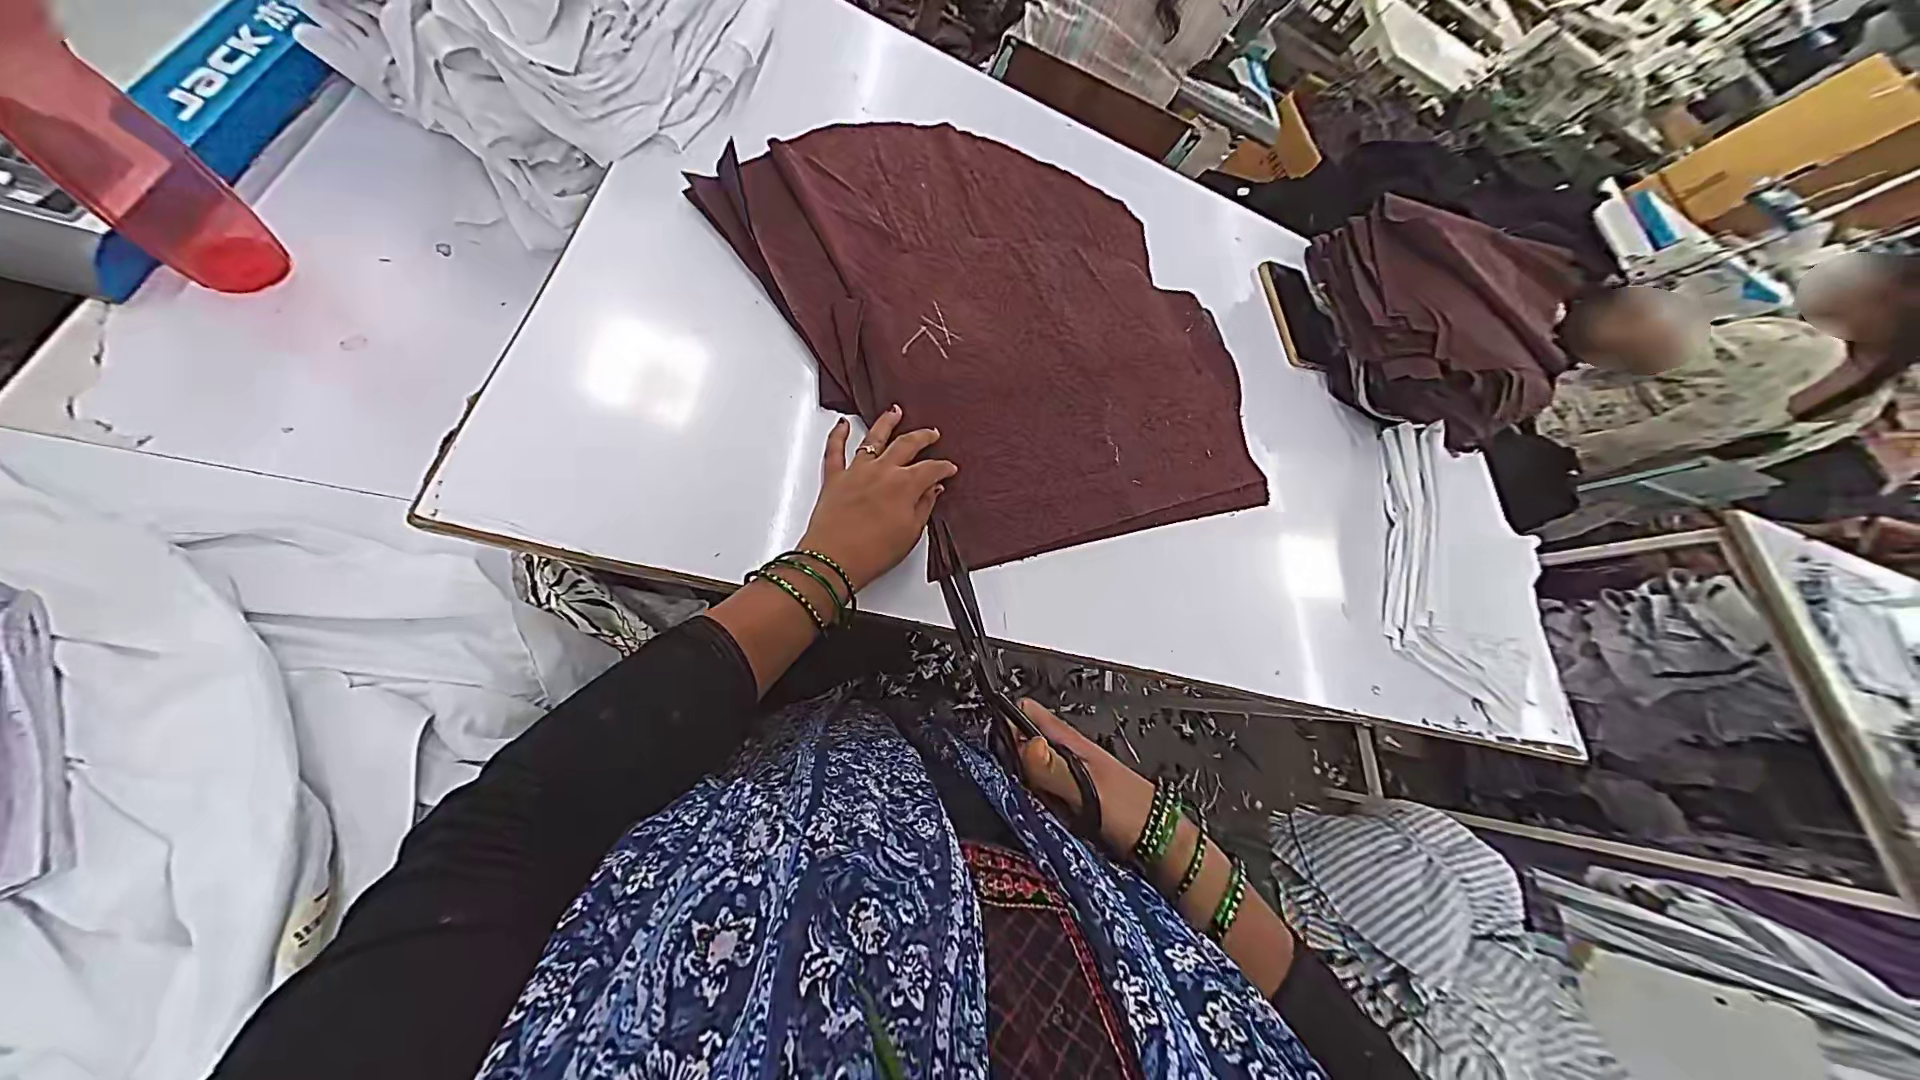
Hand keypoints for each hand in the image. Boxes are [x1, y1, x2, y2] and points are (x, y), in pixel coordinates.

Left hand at [799, 405, 957, 590]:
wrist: (834, 561)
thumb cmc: (872, 552)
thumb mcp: (910, 532)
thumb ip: (923, 506)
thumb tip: (933, 490)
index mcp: (905, 484)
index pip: (931, 469)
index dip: (943, 468)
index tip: (949, 469)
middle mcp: (882, 471)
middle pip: (906, 445)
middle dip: (922, 437)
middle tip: (931, 433)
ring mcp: (857, 472)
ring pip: (874, 439)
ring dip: (886, 423)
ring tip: (894, 412)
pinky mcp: (835, 478)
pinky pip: (835, 450)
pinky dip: (838, 435)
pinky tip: (843, 424)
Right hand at [1015, 698, 1156, 860]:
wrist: (1156, 841)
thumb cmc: (1130, 810)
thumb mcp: (1085, 787)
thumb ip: (1052, 767)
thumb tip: (1024, 743)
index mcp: (1067, 739)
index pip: (1023, 713)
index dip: (1005, 724)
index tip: (996, 749)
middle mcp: (1063, 752)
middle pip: (1020, 745)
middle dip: (1010, 762)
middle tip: (1018, 785)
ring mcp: (1064, 774)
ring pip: (1028, 771)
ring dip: (1023, 786)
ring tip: (1035, 804)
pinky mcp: (1066, 796)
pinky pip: (1039, 793)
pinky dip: (1035, 802)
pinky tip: (1043, 815)